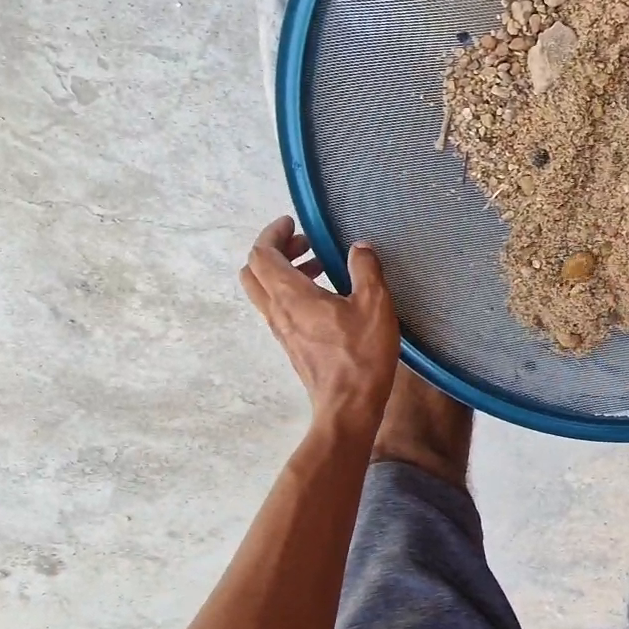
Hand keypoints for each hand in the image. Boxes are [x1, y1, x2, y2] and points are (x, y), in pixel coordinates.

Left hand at [238, 216, 399, 428]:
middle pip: (254, 272)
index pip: (261, 254)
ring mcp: (281, 330)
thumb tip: (360, 248)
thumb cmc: (361, 354)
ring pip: (266, 292)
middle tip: (306, 244)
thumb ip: (366, 269)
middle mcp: (277, 311)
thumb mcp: (375, 304)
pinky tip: (327, 297)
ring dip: (285, 272)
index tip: (296, 223)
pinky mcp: (292, 345)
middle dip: (275, 251)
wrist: (348, 405)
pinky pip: (280, 308)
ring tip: (321, 267)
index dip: (273, 233)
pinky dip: (294, 292)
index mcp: (291, 295)